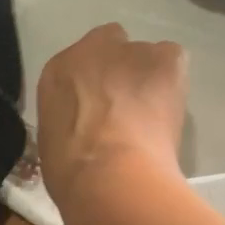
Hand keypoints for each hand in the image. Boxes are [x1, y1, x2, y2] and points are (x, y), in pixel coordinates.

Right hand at [35, 24, 188, 203]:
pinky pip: (172, 63)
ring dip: (145, 79)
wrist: (112, 176)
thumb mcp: (52, 143)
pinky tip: (165, 113)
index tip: (92, 111)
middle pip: (110, 48)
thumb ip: (68, 120)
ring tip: (147, 118)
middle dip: (116, 73)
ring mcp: (133, 50)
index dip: (87, 88)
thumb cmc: (70, 170)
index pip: (74, 69)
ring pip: (144, 58)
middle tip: (120, 109)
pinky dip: (171, 84)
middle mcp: (92, 48)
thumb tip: (83, 127)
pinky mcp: (168, 58)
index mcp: (57, 72)